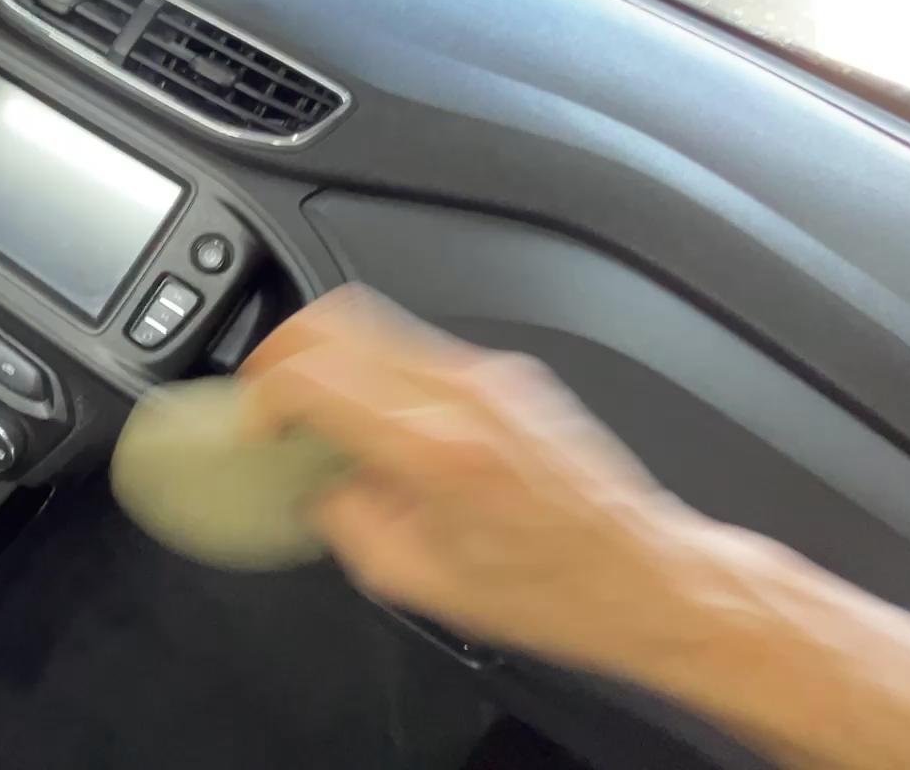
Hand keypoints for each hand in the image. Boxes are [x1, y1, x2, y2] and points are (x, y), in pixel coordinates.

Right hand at [239, 285, 720, 671]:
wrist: (654, 578)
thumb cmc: (551, 592)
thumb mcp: (415, 580)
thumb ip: (342, 516)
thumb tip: (312, 481)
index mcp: (434, 450)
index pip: (314, 378)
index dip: (264, 395)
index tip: (255, 423)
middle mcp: (459, 393)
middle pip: (335, 320)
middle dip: (280, 347)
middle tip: (263, 385)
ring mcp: (484, 372)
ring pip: (367, 318)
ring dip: (320, 348)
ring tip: (307, 390)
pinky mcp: (500, 369)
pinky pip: (406, 340)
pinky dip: (363, 359)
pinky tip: (366, 404)